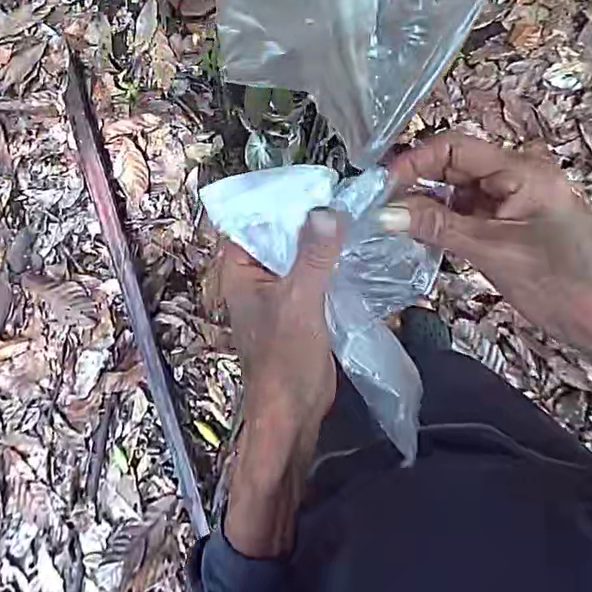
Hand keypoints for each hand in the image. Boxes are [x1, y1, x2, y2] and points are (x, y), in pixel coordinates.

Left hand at [216, 210, 344, 554]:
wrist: (294, 411)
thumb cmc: (284, 359)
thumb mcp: (300, 302)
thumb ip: (313, 257)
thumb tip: (327, 212)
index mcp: (239, 269)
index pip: (253, 219)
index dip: (280, 198)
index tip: (313, 180)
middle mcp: (254, 273)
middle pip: (278, 231)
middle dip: (306, 214)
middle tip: (339, 191)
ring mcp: (276, 287)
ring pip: (298, 250)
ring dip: (319, 236)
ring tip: (350, 210)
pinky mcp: (298, 302)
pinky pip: (312, 269)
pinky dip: (328, 258)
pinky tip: (352, 244)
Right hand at [382, 133, 591, 417]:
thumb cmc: (562, 287)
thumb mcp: (492, 253)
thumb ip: (436, 226)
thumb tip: (384, 212)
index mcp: (523, 170)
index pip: (454, 147)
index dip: (414, 162)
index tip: (382, 188)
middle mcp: (520, 174)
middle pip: (455, 165)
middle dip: (417, 182)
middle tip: (381, 206)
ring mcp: (519, 198)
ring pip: (460, 189)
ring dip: (429, 202)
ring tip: (396, 222)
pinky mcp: (516, 220)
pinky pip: (472, 210)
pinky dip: (447, 219)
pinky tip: (424, 234)